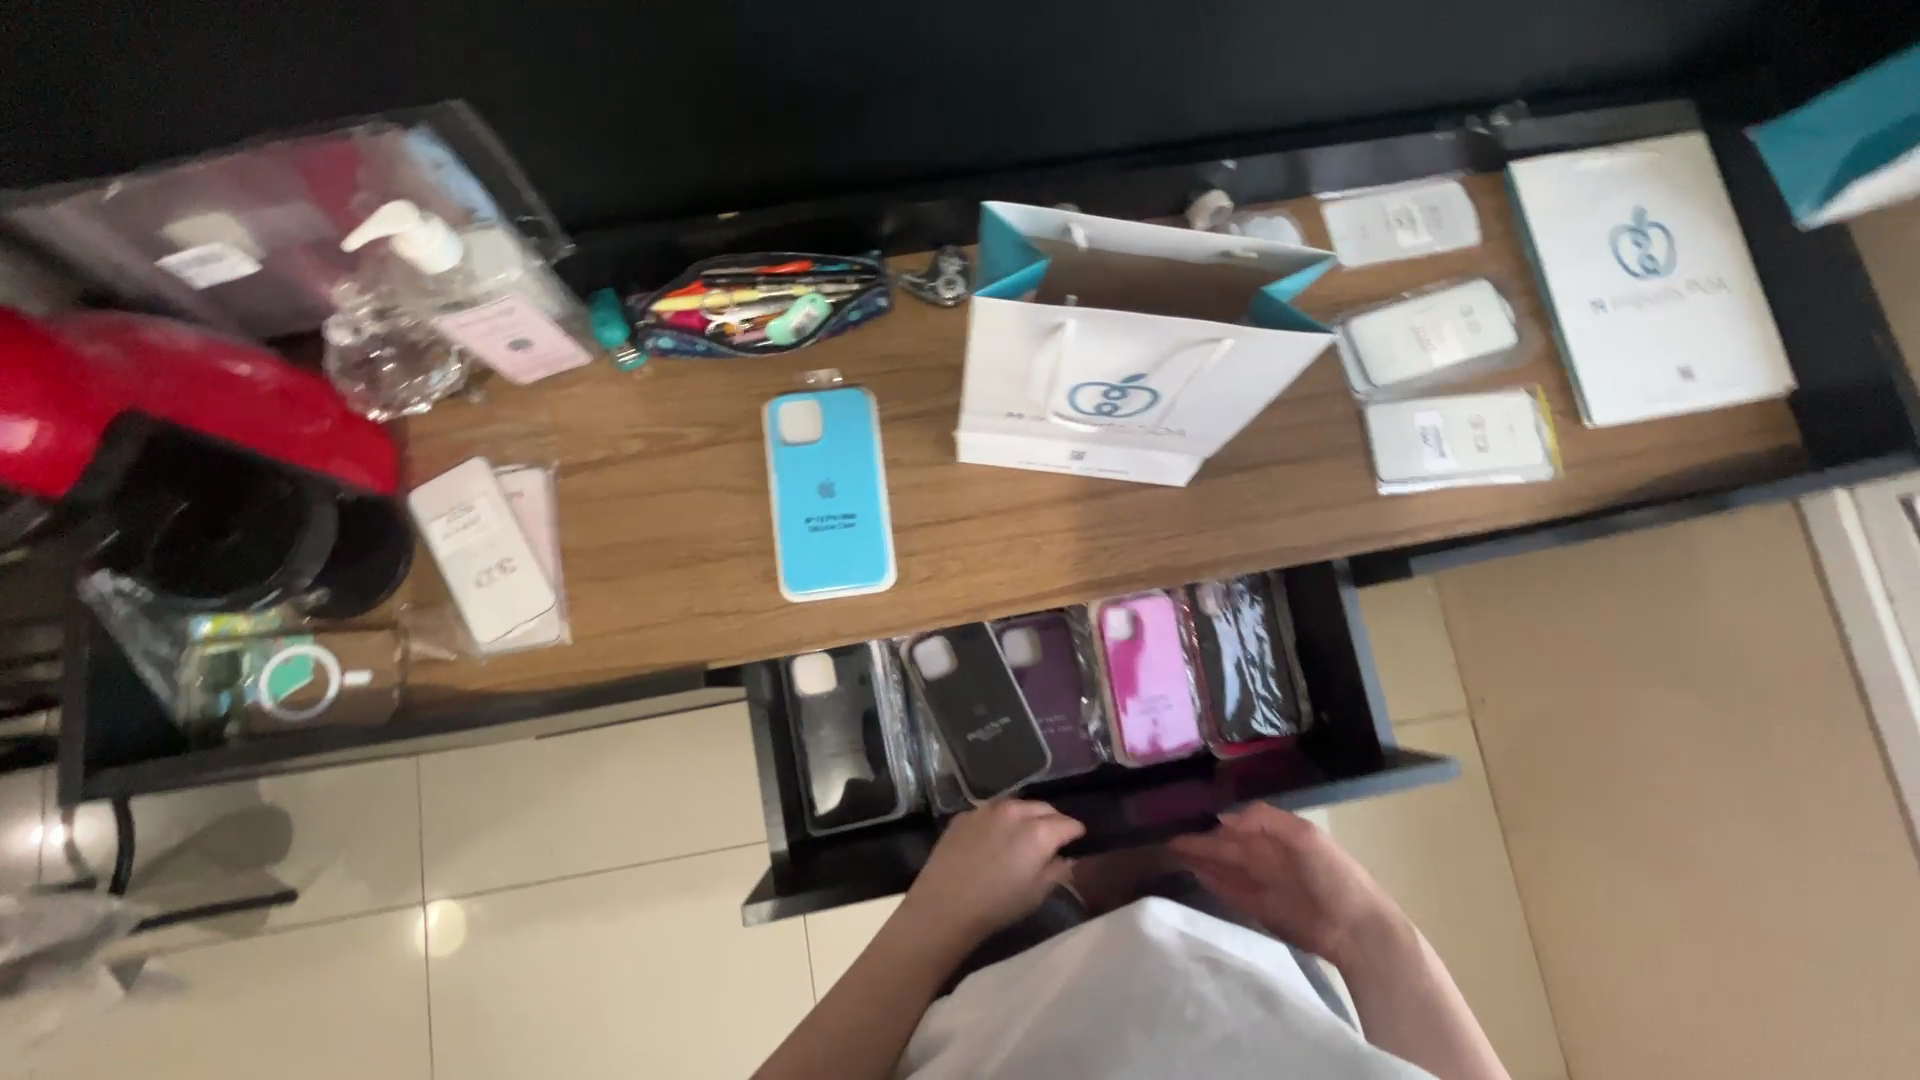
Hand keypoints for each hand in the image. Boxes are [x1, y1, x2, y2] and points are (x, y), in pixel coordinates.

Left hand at [899, 799, 1085, 948]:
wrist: (945, 905)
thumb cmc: (997, 905)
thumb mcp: (1037, 893)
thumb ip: (1058, 870)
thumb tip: (1067, 858)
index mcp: (1039, 831)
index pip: (1069, 823)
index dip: (1076, 833)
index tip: (1077, 842)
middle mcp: (1015, 811)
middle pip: (1044, 808)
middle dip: (1053, 820)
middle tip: (1052, 839)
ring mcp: (987, 809)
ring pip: (1017, 805)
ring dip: (1026, 816)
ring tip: (1023, 835)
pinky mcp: (965, 814)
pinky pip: (991, 811)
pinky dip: (1000, 820)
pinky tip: (994, 838)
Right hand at [1169, 803, 1402, 966]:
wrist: (1357, 929)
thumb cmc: (1334, 875)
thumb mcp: (1304, 835)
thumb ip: (1264, 820)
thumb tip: (1224, 820)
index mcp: (1276, 836)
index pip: (1236, 827)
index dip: (1212, 824)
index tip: (1183, 818)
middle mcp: (1266, 858)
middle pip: (1226, 848)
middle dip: (1199, 843)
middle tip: (1167, 840)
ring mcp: (1262, 885)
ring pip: (1224, 869)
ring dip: (1202, 861)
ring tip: (1173, 854)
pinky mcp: (1261, 911)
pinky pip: (1231, 893)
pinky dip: (1213, 883)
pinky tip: (1195, 875)